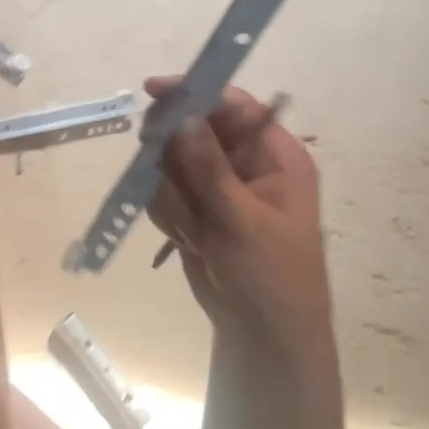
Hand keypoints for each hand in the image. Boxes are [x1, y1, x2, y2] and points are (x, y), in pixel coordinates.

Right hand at [145, 76, 347, 428]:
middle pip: (192, 128)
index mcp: (275, 155)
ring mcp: (217, 186)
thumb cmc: (269, 275)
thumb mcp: (240, 217)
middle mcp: (247, 163)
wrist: (262, 335)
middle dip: (173, 152)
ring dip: (169, 191)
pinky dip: (165, 211)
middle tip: (162, 174)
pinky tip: (184, 238)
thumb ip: (206, 165)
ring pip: (170, 161)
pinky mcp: (195, 208)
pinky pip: (163, 190)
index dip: (195, 93)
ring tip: (189, 227)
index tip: (153, 92)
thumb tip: (179, 115)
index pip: (233, 105)